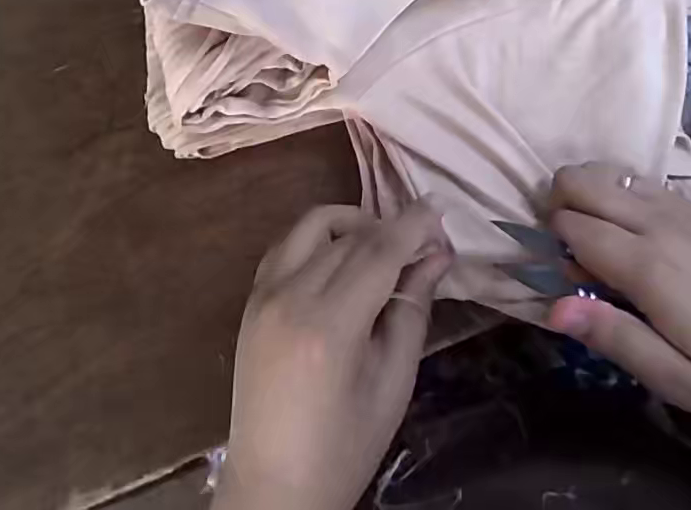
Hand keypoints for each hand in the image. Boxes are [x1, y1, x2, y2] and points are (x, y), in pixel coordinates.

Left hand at [214, 203, 452, 509]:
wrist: (273, 486)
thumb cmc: (345, 445)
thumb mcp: (393, 382)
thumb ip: (413, 310)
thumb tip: (436, 255)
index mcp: (329, 328)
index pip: (378, 253)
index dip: (412, 225)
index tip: (438, 208)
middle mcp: (291, 298)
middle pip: (351, 238)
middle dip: (392, 230)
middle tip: (423, 242)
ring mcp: (264, 294)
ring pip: (314, 226)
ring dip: (353, 223)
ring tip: (381, 244)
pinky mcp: (252, 298)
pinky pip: (288, 243)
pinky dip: (318, 235)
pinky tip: (339, 254)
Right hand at [544, 163, 690, 446]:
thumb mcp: (677, 381)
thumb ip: (613, 337)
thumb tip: (551, 307)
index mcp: (649, 267)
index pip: (572, 224)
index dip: (550, 239)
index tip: (558, 269)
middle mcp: (659, 225)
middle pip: (581, 181)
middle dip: (557, 204)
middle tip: (566, 249)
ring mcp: (680, 210)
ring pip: (606, 171)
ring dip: (584, 193)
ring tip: (591, 236)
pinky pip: (637, 178)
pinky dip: (614, 189)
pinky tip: (625, 226)